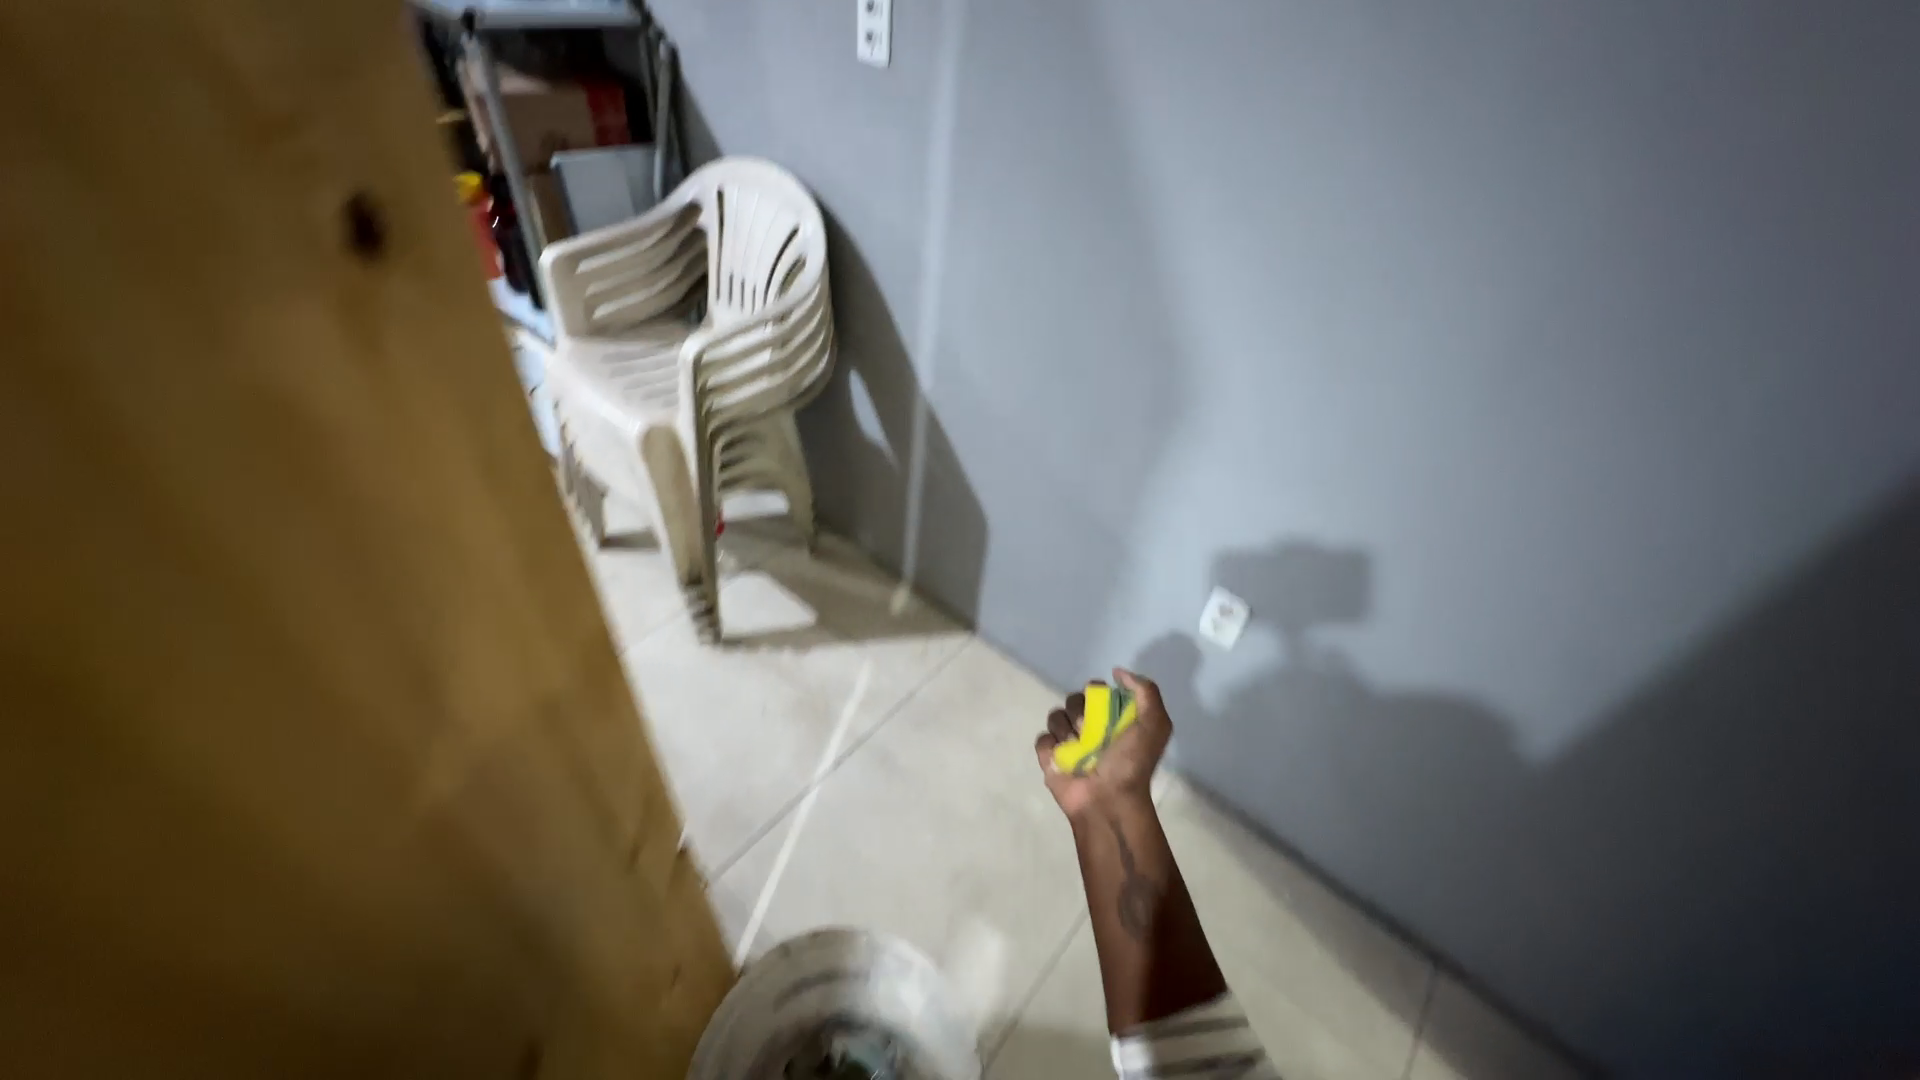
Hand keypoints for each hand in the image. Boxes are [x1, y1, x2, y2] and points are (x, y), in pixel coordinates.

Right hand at [1033, 668, 1171, 819]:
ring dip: (1066, 730)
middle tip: (1089, 730)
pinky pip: (1042, 739)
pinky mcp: (1050, 757)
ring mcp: (1068, 742)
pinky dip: (1051, 747)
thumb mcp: (1154, 723)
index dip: (1096, 691)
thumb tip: (1117, 672)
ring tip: (1078, 749)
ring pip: (1055, 716)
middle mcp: (1090, 727)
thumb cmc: (1131, 763)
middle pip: (1073, 699)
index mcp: (1113, 718)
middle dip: (1080, 712)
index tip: (1102, 703)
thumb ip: (1145, 692)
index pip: (1095, 689)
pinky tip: (1063, 758)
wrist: (1108, 800)